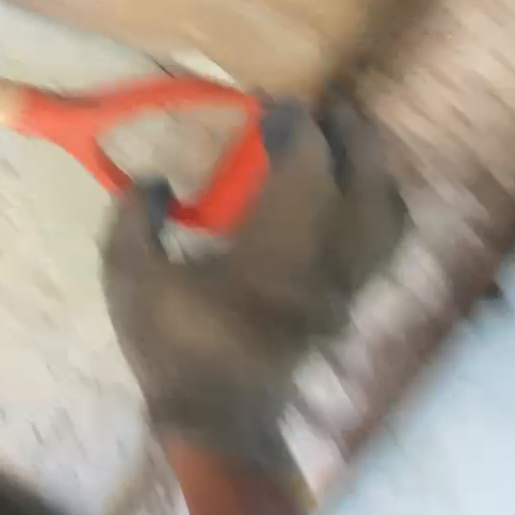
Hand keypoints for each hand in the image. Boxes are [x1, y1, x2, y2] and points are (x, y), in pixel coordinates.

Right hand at [101, 104, 404, 474]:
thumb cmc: (165, 339)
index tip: (278, 104)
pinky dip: (374, 207)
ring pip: (386, 220)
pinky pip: (379, 244)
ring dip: (373, 174)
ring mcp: (342, 291)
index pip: (306, 180)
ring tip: (346, 145)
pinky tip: (347, 197)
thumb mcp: (127, 275)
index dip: (299, 135)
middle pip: (368, 193)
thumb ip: (134, 220)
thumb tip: (154, 181)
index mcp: (271, 259)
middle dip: (354, 144)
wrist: (211, 411)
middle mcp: (324, 270)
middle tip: (326, 111)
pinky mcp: (342, 304)